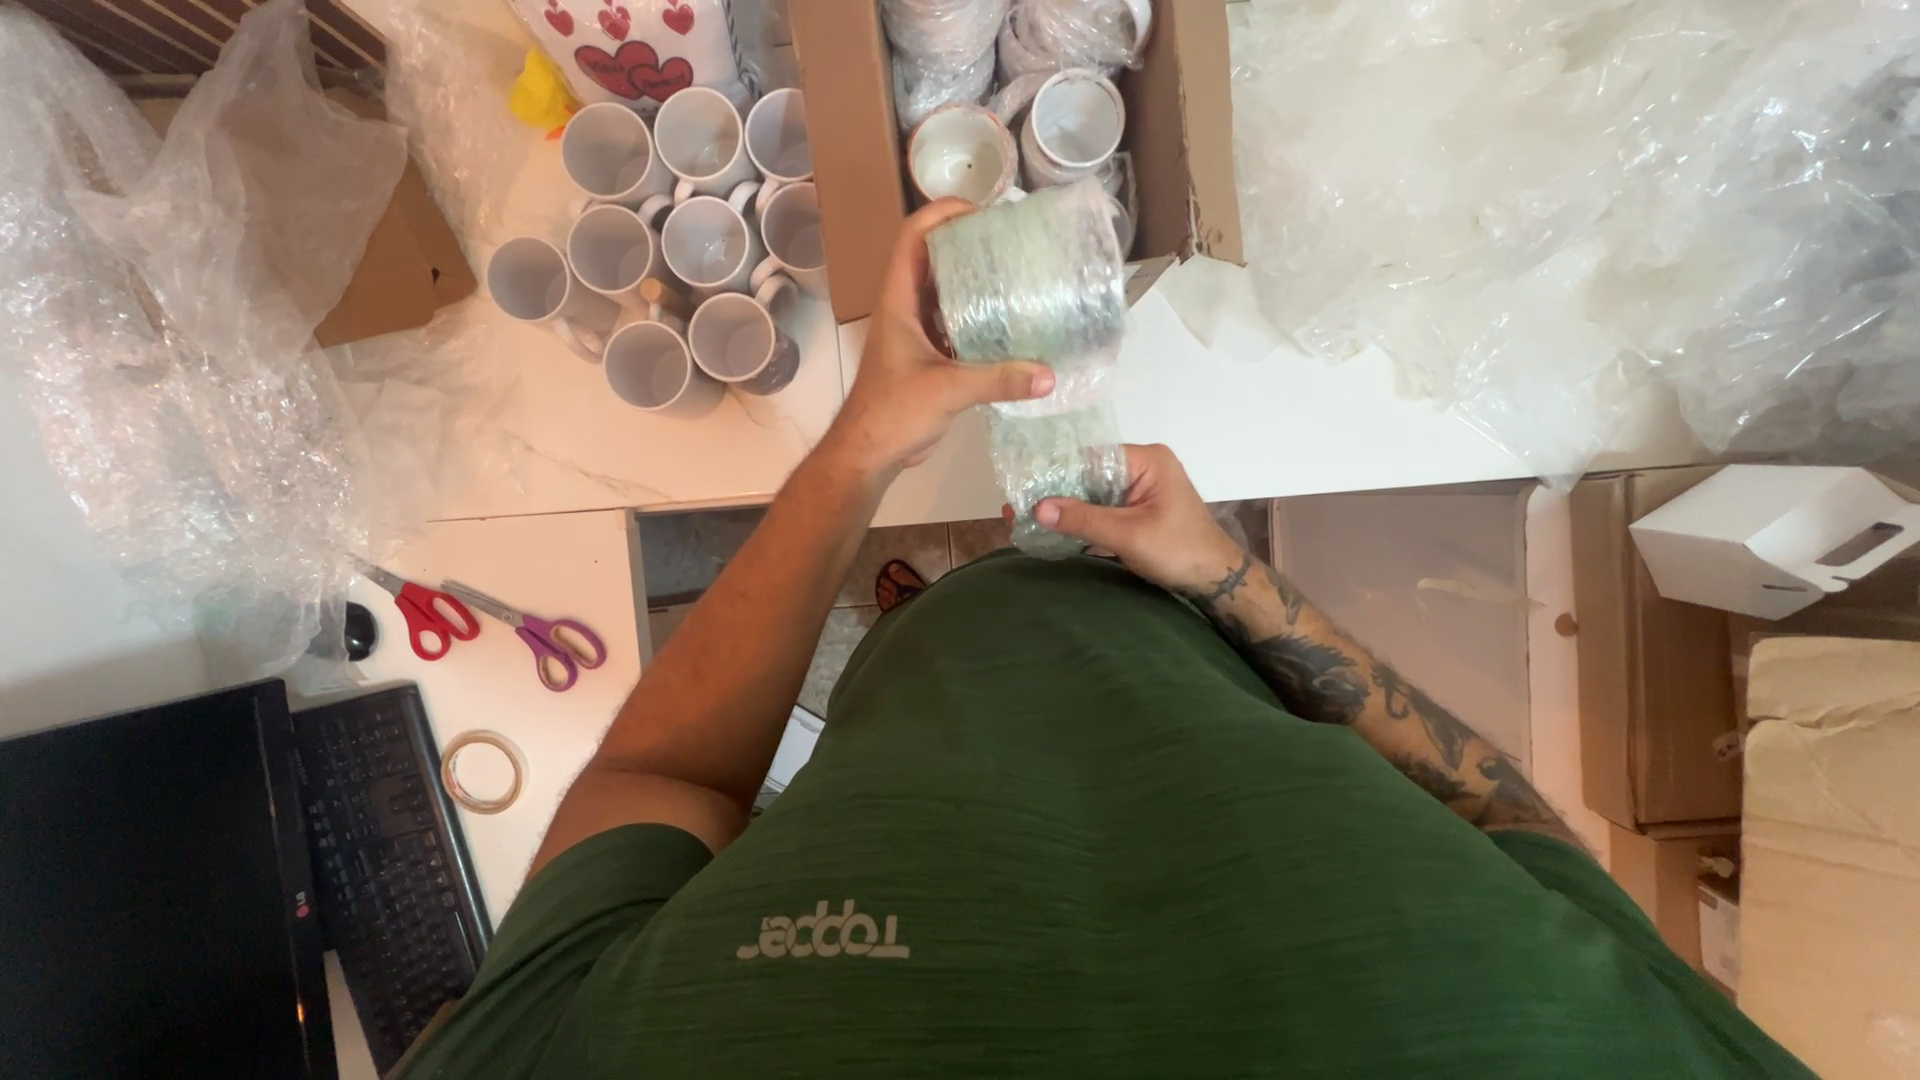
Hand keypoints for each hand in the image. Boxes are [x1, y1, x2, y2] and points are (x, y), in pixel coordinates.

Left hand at [823, 199, 1054, 477]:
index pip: (913, 237)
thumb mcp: (948, 390)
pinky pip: (955, 328)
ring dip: (975, 284)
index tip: (982, 212)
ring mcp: (916, 336)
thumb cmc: (893, 412)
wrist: (869, 453)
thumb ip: (998, 381)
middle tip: (1011, 243)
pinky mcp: (928, 360)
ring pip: (945, 295)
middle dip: (968, 245)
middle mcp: (906, 311)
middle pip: (933, 260)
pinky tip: (1009, 325)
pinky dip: (979, 322)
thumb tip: (1049, 376)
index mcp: (899, 301)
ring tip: (1017, 275)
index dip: (942, 214)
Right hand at [1033, 444, 1243, 590]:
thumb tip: (1037, 508)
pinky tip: (1052, 529)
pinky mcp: (1136, 509)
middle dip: (1056, 492)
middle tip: (1018, 505)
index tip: (1024, 488)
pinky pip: (1101, 508)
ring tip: (1025, 517)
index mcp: (1146, 460)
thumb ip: (1084, 520)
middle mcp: (1142, 467)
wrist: (1216, 579)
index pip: (1090, 457)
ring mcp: (1139, 489)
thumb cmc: (1180, 551)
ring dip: (1065, 508)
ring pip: (1092, 493)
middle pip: (1088, 474)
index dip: (1056, 473)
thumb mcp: (1129, 536)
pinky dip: (1080, 519)